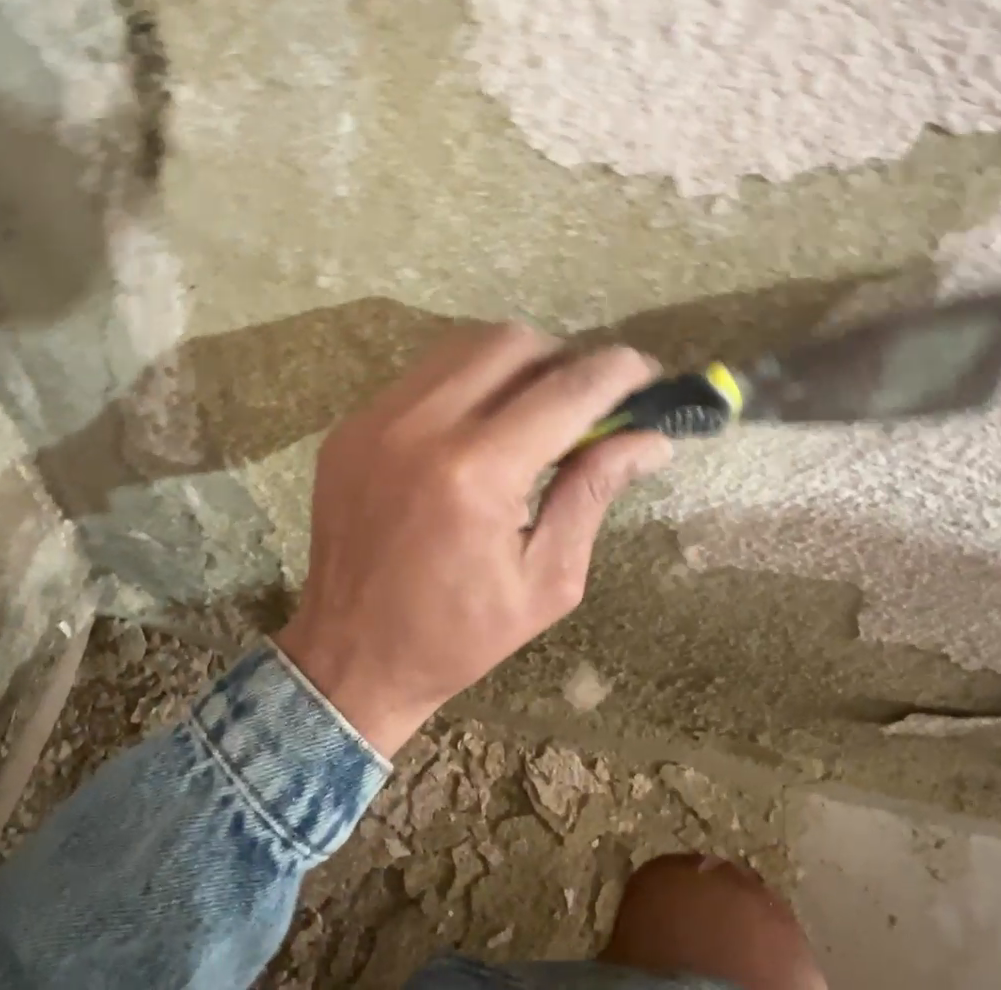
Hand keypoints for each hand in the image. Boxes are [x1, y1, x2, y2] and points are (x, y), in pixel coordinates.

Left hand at [275, 323, 673, 757]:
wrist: (350, 656)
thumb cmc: (459, 636)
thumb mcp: (547, 580)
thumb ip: (593, 493)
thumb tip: (650, 438)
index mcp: (477, 474)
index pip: (566, 390)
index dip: (618, 372)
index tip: (647, 375)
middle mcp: (421, 428)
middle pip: (513, 343)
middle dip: (565, 359)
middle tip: (588, 401)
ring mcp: (376, 420)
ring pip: (464, 346)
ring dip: (515, 364)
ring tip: (537, 409)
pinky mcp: (351, 426)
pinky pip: (423, 376)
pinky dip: (466, 383)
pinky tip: (479, 427)